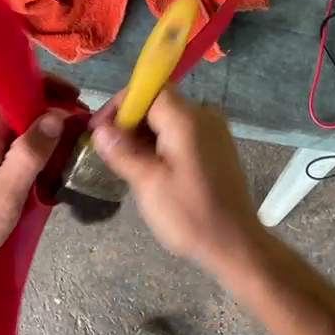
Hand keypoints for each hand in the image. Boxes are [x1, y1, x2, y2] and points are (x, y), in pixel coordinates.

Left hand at [0, 103, 66, 270]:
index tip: (79, 106)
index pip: (21, 88)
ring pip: (15, 124)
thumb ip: (32, 151)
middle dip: (52, 112)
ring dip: (42, 131)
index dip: (53, 92)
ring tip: (66, 150)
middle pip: (19, 104)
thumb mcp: (9, 189)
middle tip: (78, 131)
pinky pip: (7, 141)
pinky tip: (43, 165)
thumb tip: (57, 115)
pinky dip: (29, 146)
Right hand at [91, 88, 264, 272]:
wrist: (234, 244)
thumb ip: (122, 151)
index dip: (120, 105)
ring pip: (170, 121)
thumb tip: (100, 130)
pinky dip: (162, 145)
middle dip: (130, 122)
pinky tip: (150, 169)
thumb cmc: (189, 214)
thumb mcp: (148, 183)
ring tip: (125, 164)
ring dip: (144, 136)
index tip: (99, 130)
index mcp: (187, 119)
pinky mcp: (218, 149)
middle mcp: (204, 117)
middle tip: (108, 151)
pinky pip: (183, 135)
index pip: (149, 90)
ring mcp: (214, 133)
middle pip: (159, 104)